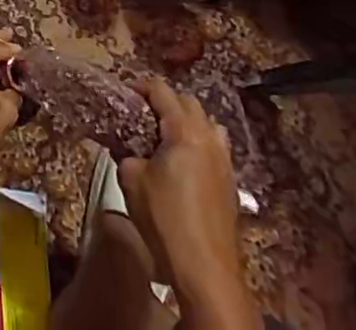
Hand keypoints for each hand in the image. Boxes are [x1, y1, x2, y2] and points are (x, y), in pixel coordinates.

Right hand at [117, 81, 252, 322]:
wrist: (205, 268)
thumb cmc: (165, 219)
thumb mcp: (131, 181)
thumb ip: (127, 156)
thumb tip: (129, 152)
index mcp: (184, 129)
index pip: (162, 90)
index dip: (140, 87)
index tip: (124, 94)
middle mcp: (209, 136)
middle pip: (187, 102)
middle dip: (164, 103)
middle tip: (141, 117)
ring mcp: (224, 158)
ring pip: (206, 123)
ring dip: (185, 122)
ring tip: (165, 139)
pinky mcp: (230, 180)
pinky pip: (214, 146)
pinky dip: (197, 143)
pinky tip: (182, 165)